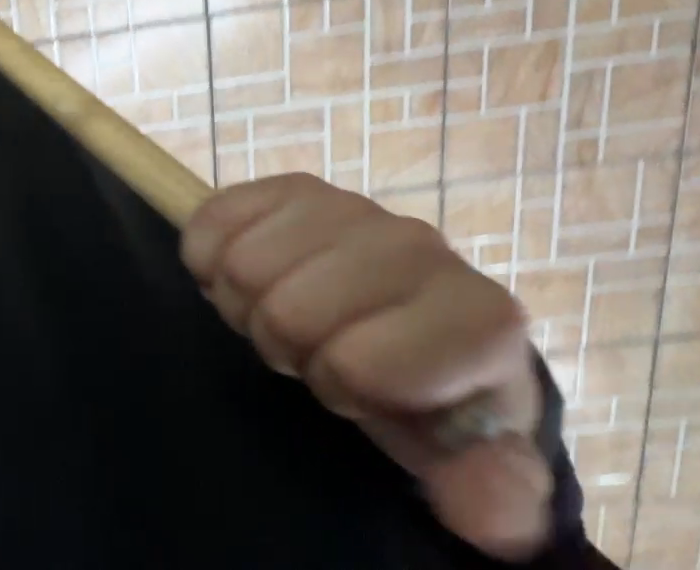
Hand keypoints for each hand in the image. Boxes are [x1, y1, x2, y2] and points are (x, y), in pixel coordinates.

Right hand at [181, 174, 551, 560]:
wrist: (404, 325)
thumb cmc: (426, 395)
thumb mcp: (466, 458)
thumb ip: (491, 496)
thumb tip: (477, 513)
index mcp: (476, 317)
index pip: (355, 364)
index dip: (339, 388)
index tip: (359, 388)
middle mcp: (418, 245)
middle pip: (287, 310)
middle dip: (281, 344)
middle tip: (305, 350)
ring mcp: (349, 205)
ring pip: (243, 263)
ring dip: (242, 301)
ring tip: (275, 311)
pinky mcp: (290, 185)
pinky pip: (213, 216)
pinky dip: (208, 255)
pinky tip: (242, 274)